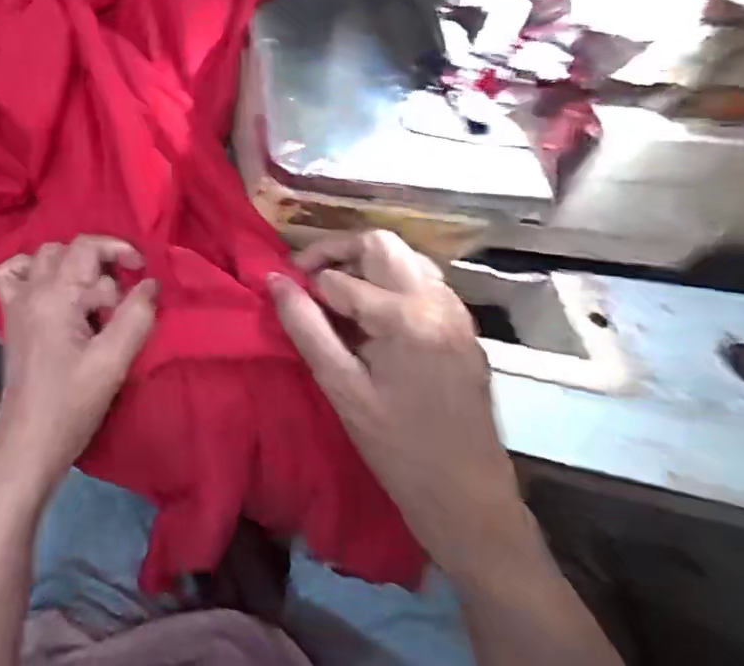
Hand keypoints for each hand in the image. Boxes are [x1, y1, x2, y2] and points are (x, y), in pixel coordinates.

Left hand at [0, 236, 157, 494]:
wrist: (27, 444)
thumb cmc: (71, 405)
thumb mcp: (113, 362)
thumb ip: (136, 316)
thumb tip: (150, 282)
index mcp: (55, 295)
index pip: (85, 246)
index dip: (118, 249)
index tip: (142, 270)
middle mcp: (30, 291)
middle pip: (66, 249)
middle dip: (99, 263)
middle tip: (120, 297)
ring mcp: (15, 304)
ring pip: (42, 259)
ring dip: (72, 268)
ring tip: (92, 298)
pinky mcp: (10, 320)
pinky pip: (13, 276)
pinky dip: (33, 272)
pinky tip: (53, 292)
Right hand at [267, 231, 522, 570]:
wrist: (470, 499)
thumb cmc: (397, 447)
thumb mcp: (340, 386)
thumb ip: (304, 326)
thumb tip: (273, 280)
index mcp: (407, 315)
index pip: (339, 277)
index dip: (306, 285)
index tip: (286, 299)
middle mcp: (438, 300)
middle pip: (380, 243)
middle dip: (337, 252)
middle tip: (307, 279)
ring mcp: (457, 312)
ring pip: (405, 257)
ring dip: (366, 264)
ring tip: (336, 297)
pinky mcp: (465, 328)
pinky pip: (423, 282)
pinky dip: (391, 282)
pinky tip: (373, 317)